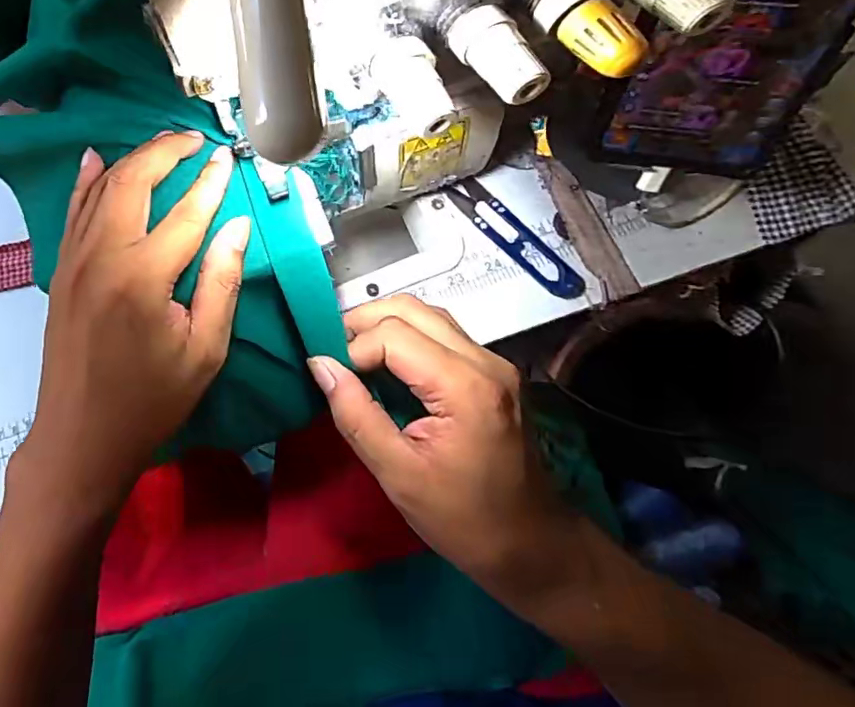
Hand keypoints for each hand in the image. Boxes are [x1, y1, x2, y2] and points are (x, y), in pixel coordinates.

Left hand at [15, 131, 249, 516]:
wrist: (79, 438)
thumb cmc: (150, 400)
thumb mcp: (204, 350)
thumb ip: (221, 281)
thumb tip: (236, 225)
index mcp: (143, 276)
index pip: (186, 212)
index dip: (211, 182)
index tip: (227, 158)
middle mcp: (102, 255)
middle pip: (134, 182)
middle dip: (166, 151)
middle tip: (195, 139)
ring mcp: (74, 259)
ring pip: (101, 189)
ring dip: (133, 159)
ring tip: (164, 143)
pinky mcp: (60, 270)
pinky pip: (73, 211)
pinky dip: (87, 181)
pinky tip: (96, 159)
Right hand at [308, 297, 576, 607]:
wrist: (534, 546)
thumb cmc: (465, 521)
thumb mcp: (399, 475)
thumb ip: (356, 415)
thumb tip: (320, 366)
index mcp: (465, 386)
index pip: (393, 335)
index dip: (352, 349)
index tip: (330, 377)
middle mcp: (484, 360)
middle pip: (410, 309)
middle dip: (364, 324)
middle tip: (334, 355)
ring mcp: (493, 361)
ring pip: (426, 314)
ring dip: (384, 325)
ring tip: (354, 357)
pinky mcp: (492, 370)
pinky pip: (441, 332)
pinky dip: (406, 336)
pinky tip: (386, 364)